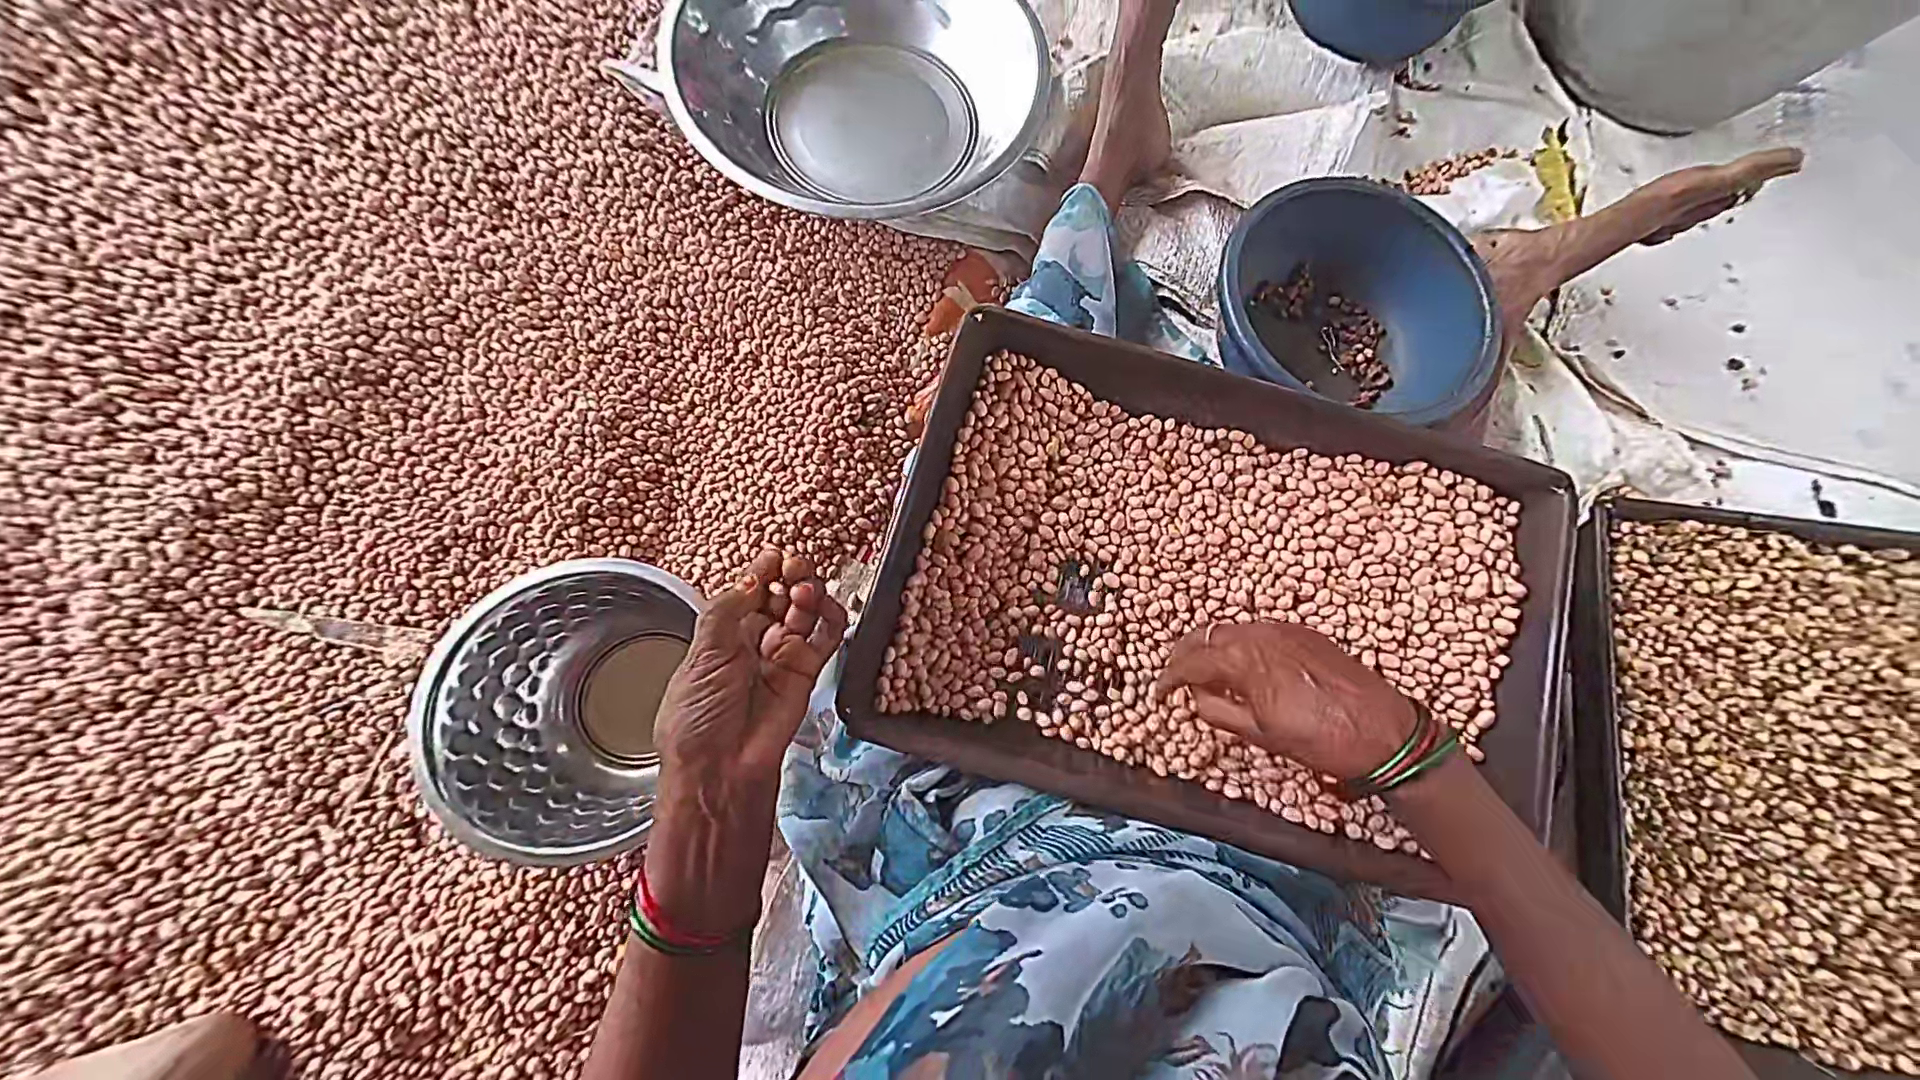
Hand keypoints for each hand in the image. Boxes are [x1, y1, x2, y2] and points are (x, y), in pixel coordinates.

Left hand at [655, 551, 847, 785]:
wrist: (722, 767)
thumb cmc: (698, 717)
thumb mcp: (701, 655)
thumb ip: (727, 610)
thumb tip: (752, 579)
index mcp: (723, 636)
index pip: (748, 593)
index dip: (761, 573)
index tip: (773, 556)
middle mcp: (755, 642)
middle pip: (779, 598)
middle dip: (787, 578)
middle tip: (793, 568)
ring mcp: (783, 655)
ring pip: (804, 612)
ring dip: (808, 594)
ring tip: (804, 588)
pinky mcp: (808, 670)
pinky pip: (827, 637)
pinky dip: (831, 617)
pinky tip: (825, 606)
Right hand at [1152, 621, 1417, 779]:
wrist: (1386, 734)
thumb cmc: (1321, 740)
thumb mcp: (1259, 734)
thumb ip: (1216, 710)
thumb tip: (1196, 697)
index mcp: (1242, 659)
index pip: (1189, 662)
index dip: (1168, 678)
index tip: (1160, 692)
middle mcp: (1258, 635)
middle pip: (1204, 636)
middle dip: (1184, 655)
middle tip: (1175, 676)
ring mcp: (1283, 630)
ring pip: (1231, 630)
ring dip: (1211, 647)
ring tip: (1206, 671)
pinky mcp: (1304, 633)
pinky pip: (1258, 632)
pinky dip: (1240, 644)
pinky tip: (1243, 665)